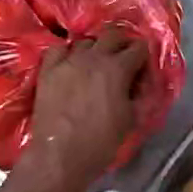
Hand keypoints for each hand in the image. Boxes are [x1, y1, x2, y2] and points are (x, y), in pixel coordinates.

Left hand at [15, 26, 147, 191]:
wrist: (59, 157)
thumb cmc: (100, 142)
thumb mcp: (130, 121)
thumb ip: (138, 96)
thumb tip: (139, 85)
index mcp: (118, 68)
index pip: (139, 48)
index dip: (144, 56)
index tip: (142, 67)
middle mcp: (94, 57)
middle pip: (113, 34)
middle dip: (122, 43)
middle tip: (123, 58)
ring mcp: (69, 61)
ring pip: (86, 40)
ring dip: (95, 48)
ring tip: (96, 62)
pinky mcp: (48, 69)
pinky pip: (59, 49)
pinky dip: (67, 52)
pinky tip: (70, 63)